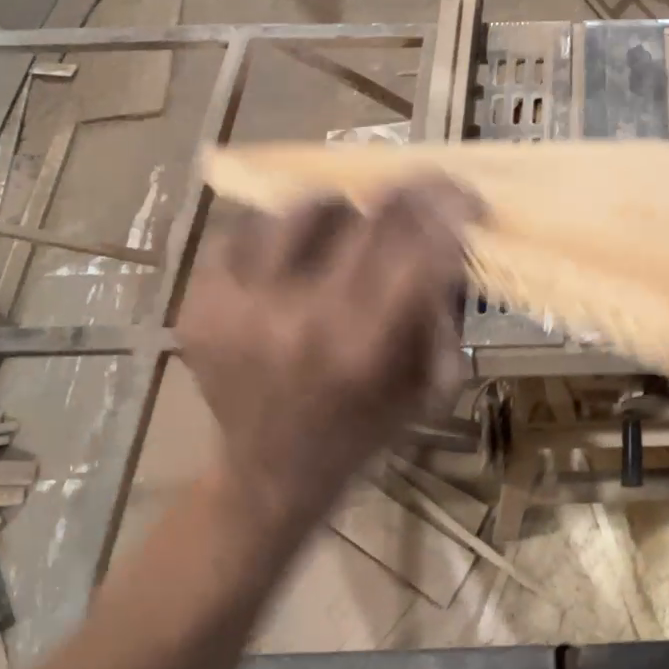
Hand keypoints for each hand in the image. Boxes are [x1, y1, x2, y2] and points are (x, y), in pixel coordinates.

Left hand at [176, 180, 480, 526]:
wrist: (269, 474)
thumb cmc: (364, 428)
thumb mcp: (428, 384)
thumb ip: (441, 312)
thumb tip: (450, 240)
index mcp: (365, 344)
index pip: (422, 246)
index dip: (452, 209)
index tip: (467, 197)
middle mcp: (303, 317)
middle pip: (372, 215)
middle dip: (412, 195)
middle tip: (425, 194)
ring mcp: (242, 304)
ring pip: (308, 209)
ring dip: (345, 211)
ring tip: (354, 227)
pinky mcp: (201, 299)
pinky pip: (250, 229)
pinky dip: (284, 232)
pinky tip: (297, 252)